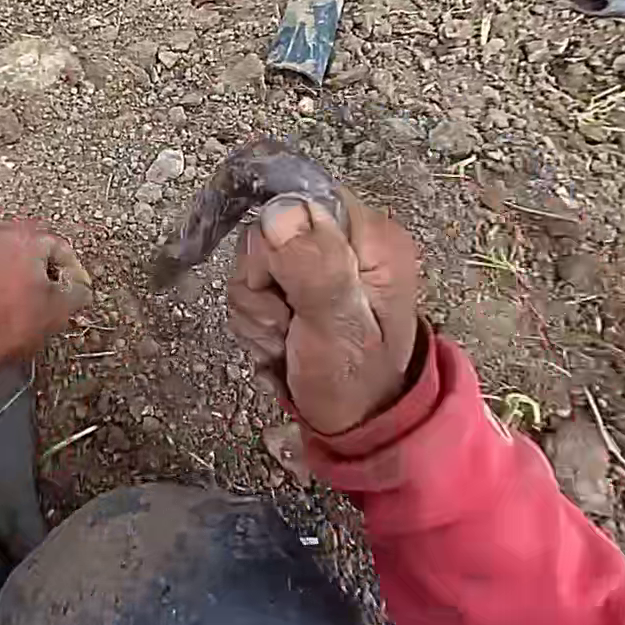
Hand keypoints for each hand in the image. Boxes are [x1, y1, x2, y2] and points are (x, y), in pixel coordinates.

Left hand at [0, 223, 92, 374]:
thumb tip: (80, 284)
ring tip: (27, 295)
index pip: (60, 247)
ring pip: (7, 254)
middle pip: (32, 246)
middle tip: (53, 288)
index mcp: (26, 240)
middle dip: (45, 266)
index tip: (75, 287)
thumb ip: (79, 288)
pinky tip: (2, 299)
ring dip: (19, 270)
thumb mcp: (61, 308)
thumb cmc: (13, 325)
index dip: (73, 269)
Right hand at [227, 191, 421, 434]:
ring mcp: (320, 260)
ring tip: (285, 339)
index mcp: (372, 239)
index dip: (281, 241)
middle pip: (271, 229)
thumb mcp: (338, 328)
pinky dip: (255, 318)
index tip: (285, 286)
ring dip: (258, 307)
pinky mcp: (298, 281)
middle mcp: (347, 240)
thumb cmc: (355, 382)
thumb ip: (314, 268)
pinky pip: (251, 283)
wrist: (354, 425)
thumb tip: (281, 210)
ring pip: (255, 258)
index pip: (304, 199)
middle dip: (264, 283)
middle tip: (287, 324)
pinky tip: (278, 341)